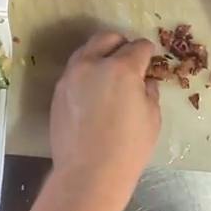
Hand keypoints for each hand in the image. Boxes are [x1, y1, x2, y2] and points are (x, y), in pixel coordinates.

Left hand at [48, 32, 160, 207]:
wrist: (89, 173)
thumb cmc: (128, 148)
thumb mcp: (152, 118)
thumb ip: (149, 91)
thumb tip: (144, 81)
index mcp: (121, 68)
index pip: (138, 46)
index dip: (148, 52)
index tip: (150, 59)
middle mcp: (92, 64)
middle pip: (107, 38)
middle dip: (121, 44)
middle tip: (130, 60)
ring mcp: (71, 76)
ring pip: (86, 50)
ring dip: (100, 54)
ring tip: (109, 71)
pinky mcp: (58, 90)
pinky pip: (74, 70)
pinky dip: (86, 71)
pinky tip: (94, 89)